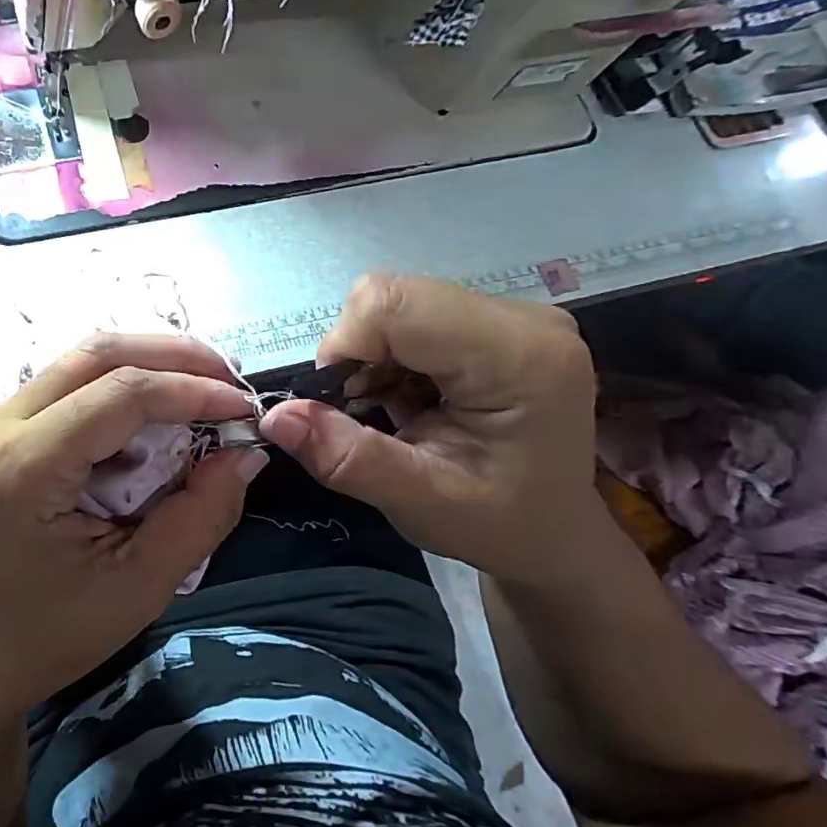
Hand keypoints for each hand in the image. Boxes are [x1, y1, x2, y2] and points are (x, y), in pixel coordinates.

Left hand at [0, 334, 269, 726]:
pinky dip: (115, 395)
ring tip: (203, 395)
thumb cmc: (51, 635)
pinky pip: (62, 391)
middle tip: (230, 382)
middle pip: (94, 357)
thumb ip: (200, 513)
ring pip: (77, 365)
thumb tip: (245, 451)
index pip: (116, 395)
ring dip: (145, 371)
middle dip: (172, 358)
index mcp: (17, 471)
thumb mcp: (139, 586)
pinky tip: (153, 421)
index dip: (190, 390)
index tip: (245, 408)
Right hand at [258, 273, 607, 585]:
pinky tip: (401, 393)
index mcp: (521, 358)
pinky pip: (404, 312)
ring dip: (365, 354)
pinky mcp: (488, 319)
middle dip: (353, 351)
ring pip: (390, 301)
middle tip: (363, 409)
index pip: (395, 304)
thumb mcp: (419, 504)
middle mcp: (521, 319)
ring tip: (386, 405)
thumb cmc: (498, 524)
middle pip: (389, 295)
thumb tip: (274, 417)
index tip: (340, 403)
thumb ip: (348, 458)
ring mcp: (507, 314)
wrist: (552, 531)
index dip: (345, 345)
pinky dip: (381, 353)